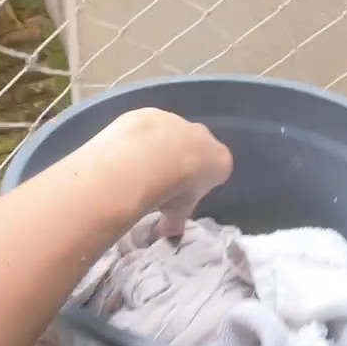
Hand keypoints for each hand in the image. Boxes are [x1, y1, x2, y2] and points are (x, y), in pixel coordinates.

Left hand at [90, 108, 231, 235]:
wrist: (146, 157)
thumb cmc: (173, 190)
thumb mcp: (177, 213)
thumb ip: (175, 222)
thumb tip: (166, 233)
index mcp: (220, 161)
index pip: (216, 171)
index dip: (199, 183)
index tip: (183, 194)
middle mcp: (204, 136)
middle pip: (196, 149)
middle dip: (182, 162)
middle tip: (162, 182)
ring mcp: (177, 121)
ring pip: (170, 135)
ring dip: (159, 149)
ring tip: (140, 168)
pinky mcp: (152, 113)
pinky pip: (147, 127)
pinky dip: (139, 139)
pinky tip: (126, 153)